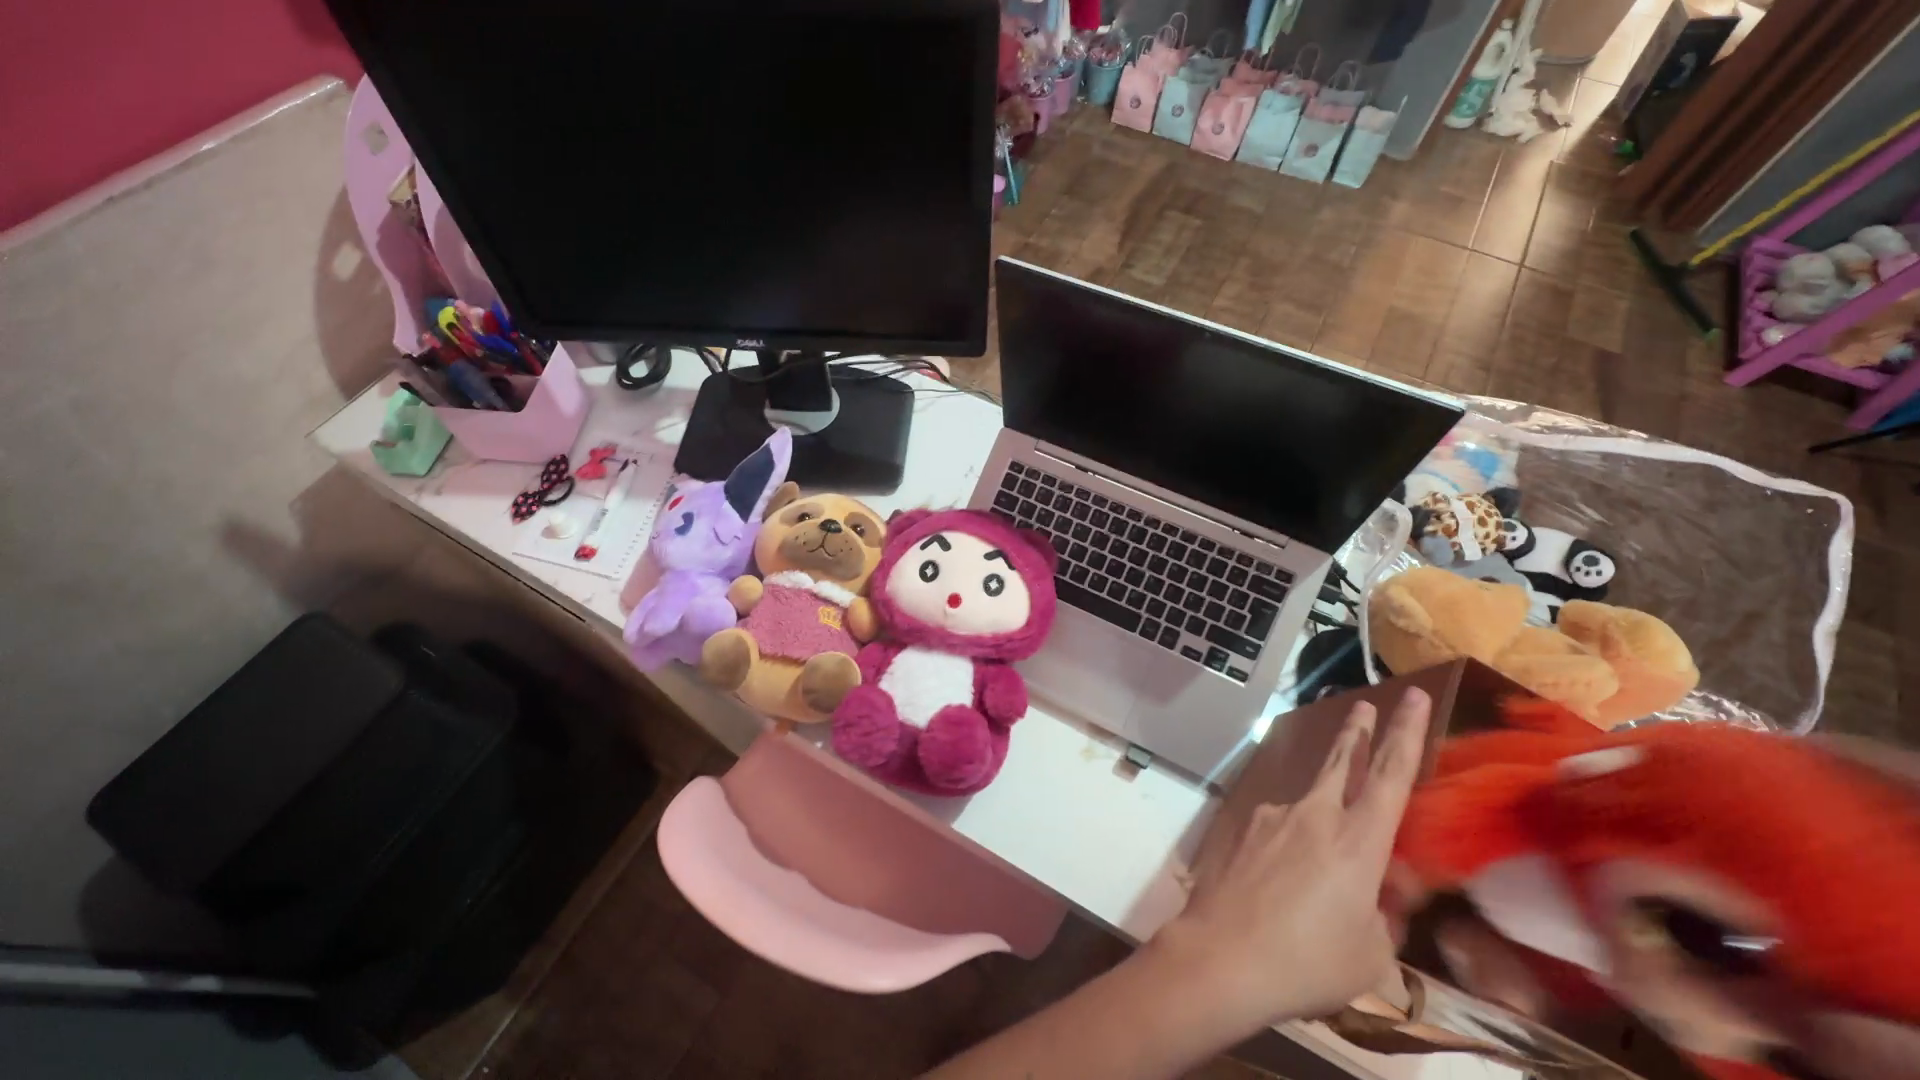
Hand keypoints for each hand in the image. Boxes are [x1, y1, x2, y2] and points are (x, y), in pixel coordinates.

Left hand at [1149, 689, 1432, 1039]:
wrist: (1221, 958)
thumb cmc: (1308, 962)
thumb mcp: (1372, 951)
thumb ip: (1382, 912)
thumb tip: (1379, 891)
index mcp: (1357, 841)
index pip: (1391, 775)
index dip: (1406, 733)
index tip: (1411, 695)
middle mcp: (1314, 816)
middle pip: (1341, 762)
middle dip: (1357, 732)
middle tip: (1364, 706)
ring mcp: (1271, 819)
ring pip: (1308, 802)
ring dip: (1323, 810)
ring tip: (1322, 863)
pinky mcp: (1241, 832)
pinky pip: (1278, 830)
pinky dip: (1290, 845)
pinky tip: (1280, 882)